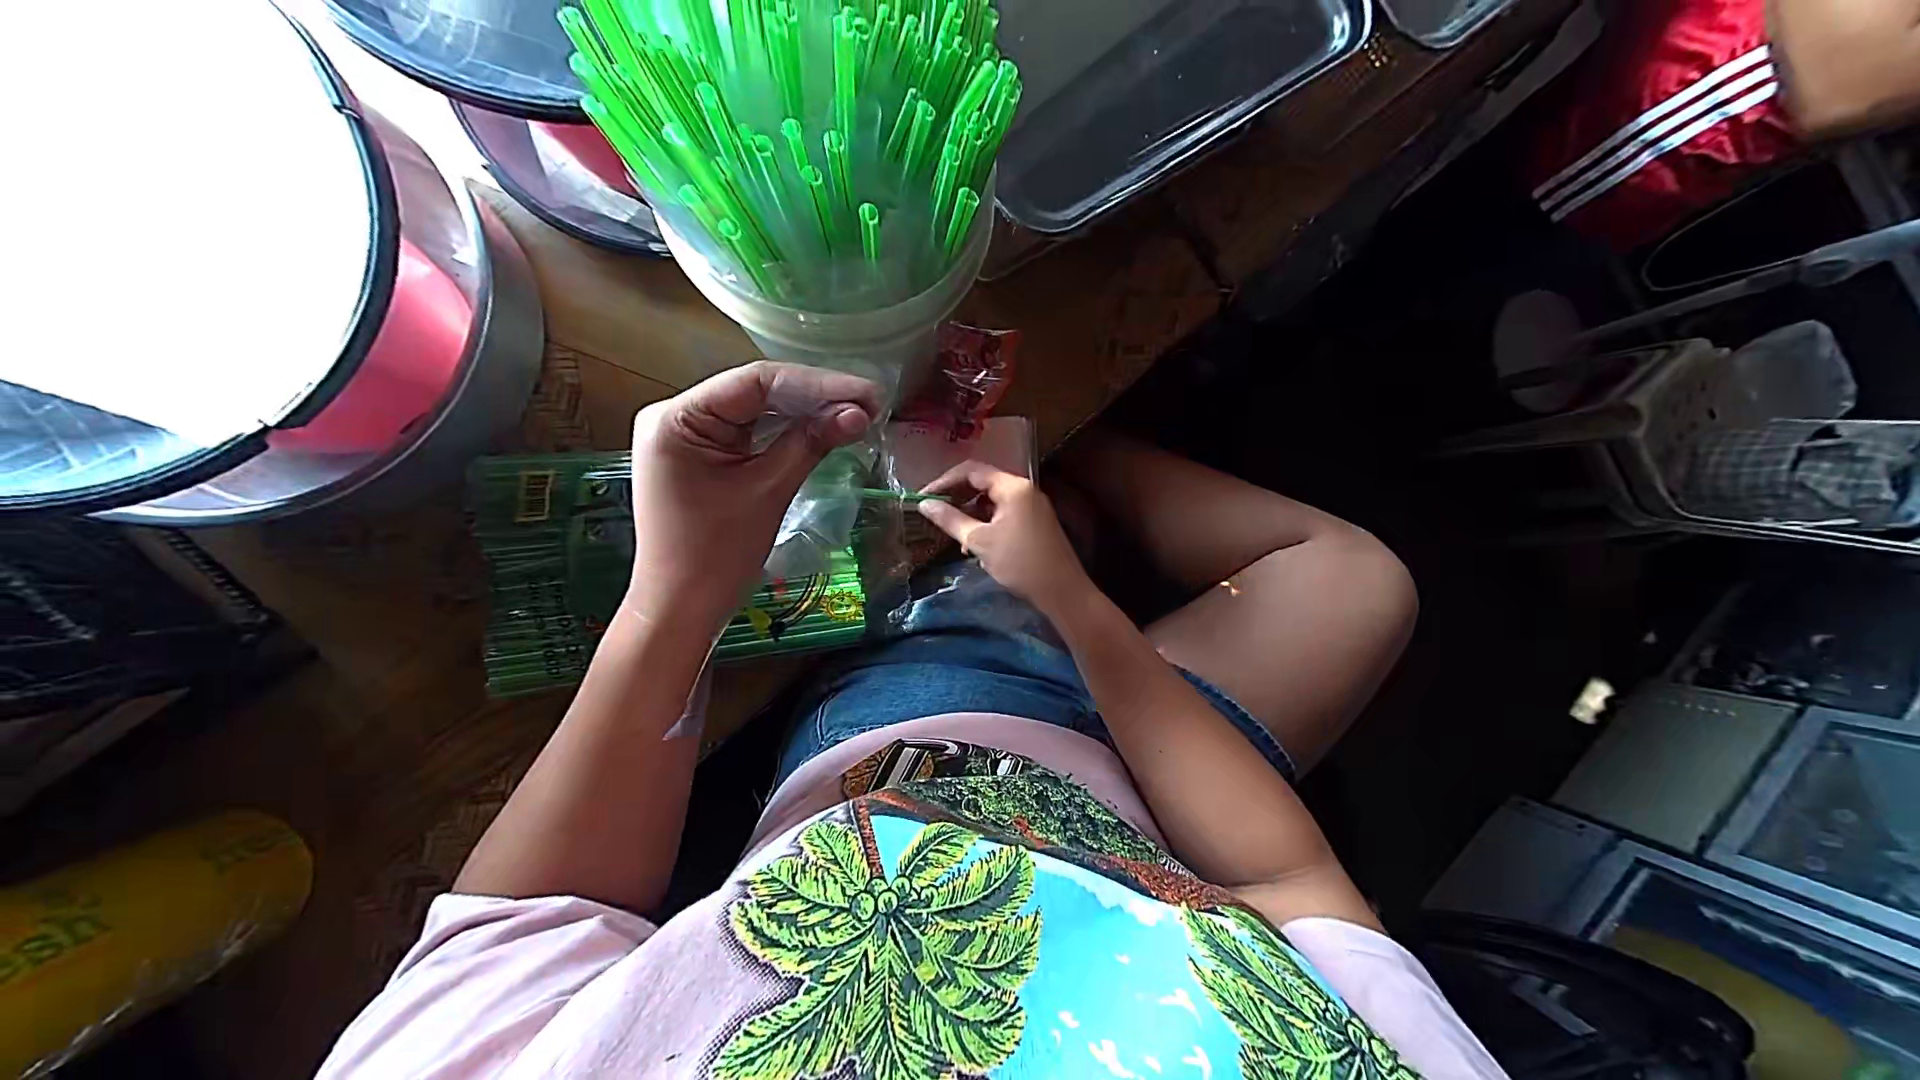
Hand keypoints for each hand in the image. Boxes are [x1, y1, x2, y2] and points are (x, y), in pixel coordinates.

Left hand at [625, 361, 880, 632]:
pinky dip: (788, 434)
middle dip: (816, 397)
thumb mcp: (767, 492)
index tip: (867, 392)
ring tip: (858, 413)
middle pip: (757, 393)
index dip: (818, 383)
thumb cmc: (716, 556)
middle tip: (871, 402)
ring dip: (806, 414)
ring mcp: (689, 437)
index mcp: (677, 418)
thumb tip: (859, 412)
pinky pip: (751, 435)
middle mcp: (676, 416)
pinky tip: (825, 429)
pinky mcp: (703, 457)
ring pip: (757, 413)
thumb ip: (810, 443)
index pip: (756, 382)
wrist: (681, 610)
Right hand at [917, 462, 1095, 615]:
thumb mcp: (979, 541)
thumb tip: (924, 504)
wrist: (1063, 591)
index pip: (972, 471)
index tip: (923, 497)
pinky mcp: (1034, 521)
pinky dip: (985, 522)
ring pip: (992, 500)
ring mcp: (1031, 505)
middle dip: (956, 496)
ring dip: (970, 512)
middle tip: (933, 512)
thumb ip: (950, 520)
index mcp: (1012, 486)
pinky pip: (1003, 513)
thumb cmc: (1020, 563)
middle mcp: (1024, 489)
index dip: (944, 481)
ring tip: (951, 531)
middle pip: (982, 482)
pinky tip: (973, 544)